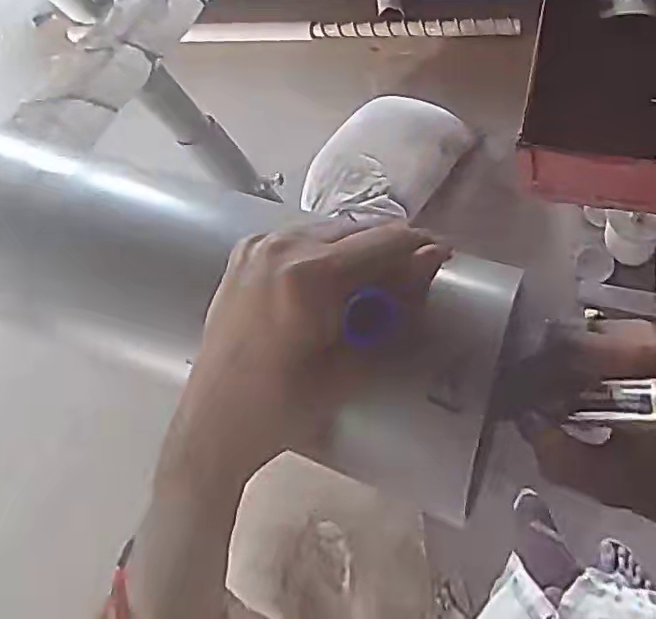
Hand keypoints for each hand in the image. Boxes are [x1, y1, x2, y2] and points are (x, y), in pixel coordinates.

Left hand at [160, 222, 451, 490]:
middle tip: (409, 282)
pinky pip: (305, 236)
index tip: (444, 255)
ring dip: (361, 250)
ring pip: (335, 229)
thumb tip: (431, 258)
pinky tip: (334, 283)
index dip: (421, 246)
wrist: (211, 427)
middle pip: (361, 229)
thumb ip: (398, 304)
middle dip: (392, 250)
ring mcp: (261, 244)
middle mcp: (283, 245)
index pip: (385, 241)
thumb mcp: (353, 360)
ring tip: (372, 286)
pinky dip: (329, 252)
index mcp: (309, 274)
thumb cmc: (285, 406)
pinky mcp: (248, 250)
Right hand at [518, 320, 655, 536]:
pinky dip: (579, 364)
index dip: (535, 367)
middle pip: (575, 336)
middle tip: (525, 395)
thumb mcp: (607, 482)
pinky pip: (598, 344)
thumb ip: (558, 452)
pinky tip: (570, 394)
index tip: (512, 389)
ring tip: (544, 397)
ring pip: (583, 337)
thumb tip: (524, 417)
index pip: (569, 346)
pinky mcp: (649, 345)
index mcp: (642, 360)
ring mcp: (649, 337)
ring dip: (560, 364)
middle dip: (545, 364)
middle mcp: (646, 336)